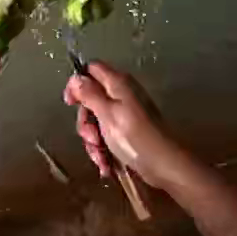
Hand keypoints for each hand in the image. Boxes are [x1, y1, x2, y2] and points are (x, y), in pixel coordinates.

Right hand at [63, 61, 193, 190]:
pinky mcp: (129, 132)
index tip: (70, 103)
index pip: (91, 69)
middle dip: (86, 121)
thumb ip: (89, 94)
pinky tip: (106, 164)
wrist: (166, 166)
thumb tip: (75, 78)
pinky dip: (104, 150)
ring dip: (93, 141)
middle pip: (91, 99)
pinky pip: (107, 135)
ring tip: (101, 157)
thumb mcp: (106, 113)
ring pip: (97, 121)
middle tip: (91, 137)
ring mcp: (125, 114)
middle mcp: (122, 94)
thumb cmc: (135, 137)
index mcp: (117, 83)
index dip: (77, 83)